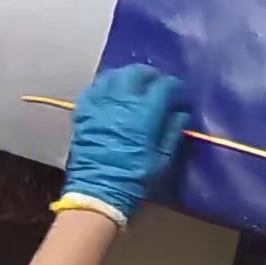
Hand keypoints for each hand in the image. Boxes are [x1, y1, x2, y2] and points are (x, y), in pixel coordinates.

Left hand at [59, 64, 188, 224]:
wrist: (98, 191)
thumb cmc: (135, 178)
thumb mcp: (163, 159)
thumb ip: (173, 130)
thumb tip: (180, 112)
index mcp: (144, 113)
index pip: (164, 86)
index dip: (175, 87)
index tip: (179, 94)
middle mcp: (121, 101)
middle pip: (137, 72)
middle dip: (151, 76)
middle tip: (158, 86)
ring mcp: (100, 103)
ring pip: (115, 75)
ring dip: (129, 78)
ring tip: (136, 87)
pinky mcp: (84, 110)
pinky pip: (96, 88)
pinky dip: (108, 87)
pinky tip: (113, 95)